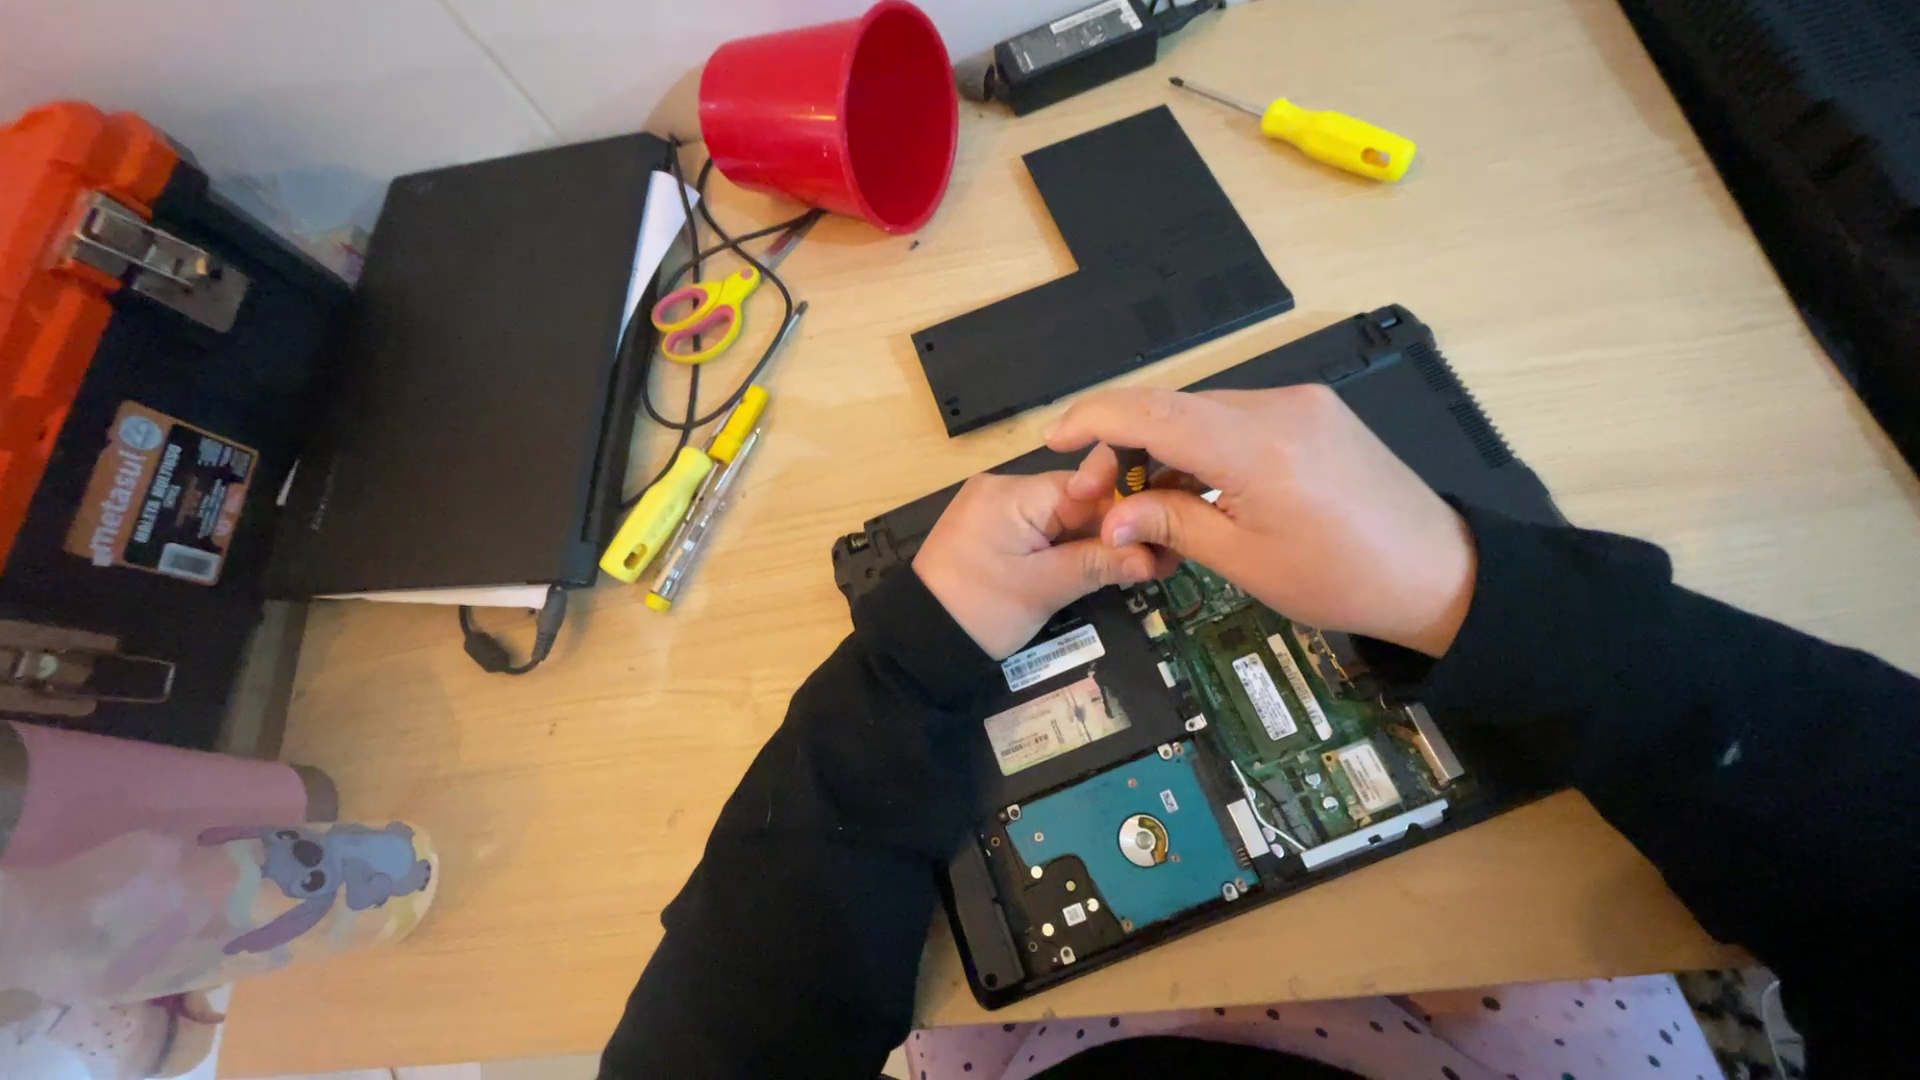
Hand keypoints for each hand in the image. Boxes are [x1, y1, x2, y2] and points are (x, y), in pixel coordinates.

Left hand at [913, 472, 1156, 658]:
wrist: (919, 639)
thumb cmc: (980, 610)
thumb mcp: (1043, 588)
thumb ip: (1099, 564)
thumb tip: (1154, 555)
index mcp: (1013, 493)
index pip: (1086, 487)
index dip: (1126, 514)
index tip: (1161, 540)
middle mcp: (1003, 489)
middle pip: (1076, 500)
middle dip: (1113, 531)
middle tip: (1157, 560)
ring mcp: (996, 509)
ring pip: (1061, 517)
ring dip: (1092, 542)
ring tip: (1136, 566)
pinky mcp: (993, 530)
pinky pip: (1041, 529)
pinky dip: (1066, 548)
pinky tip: (1097, 566)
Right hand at [1046, 385, 1476, 656]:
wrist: (1442, 574)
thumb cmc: (1339, 580)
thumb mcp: (1244, 561)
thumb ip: (1170, 523)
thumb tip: (1108, 518)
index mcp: (1256, 446)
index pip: (1152, 411)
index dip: (1094, 418)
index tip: (1055, 438)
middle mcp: (1276, 406)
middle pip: (1173, 408)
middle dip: (1122, 445)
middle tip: (1097, 495)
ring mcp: (1299, 404)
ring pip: (1202, 413)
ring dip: (1161, 449)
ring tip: (1140, 499)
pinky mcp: (1312, 413)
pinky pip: (1236, 420)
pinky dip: (1200, 449)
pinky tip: (1189, 486)